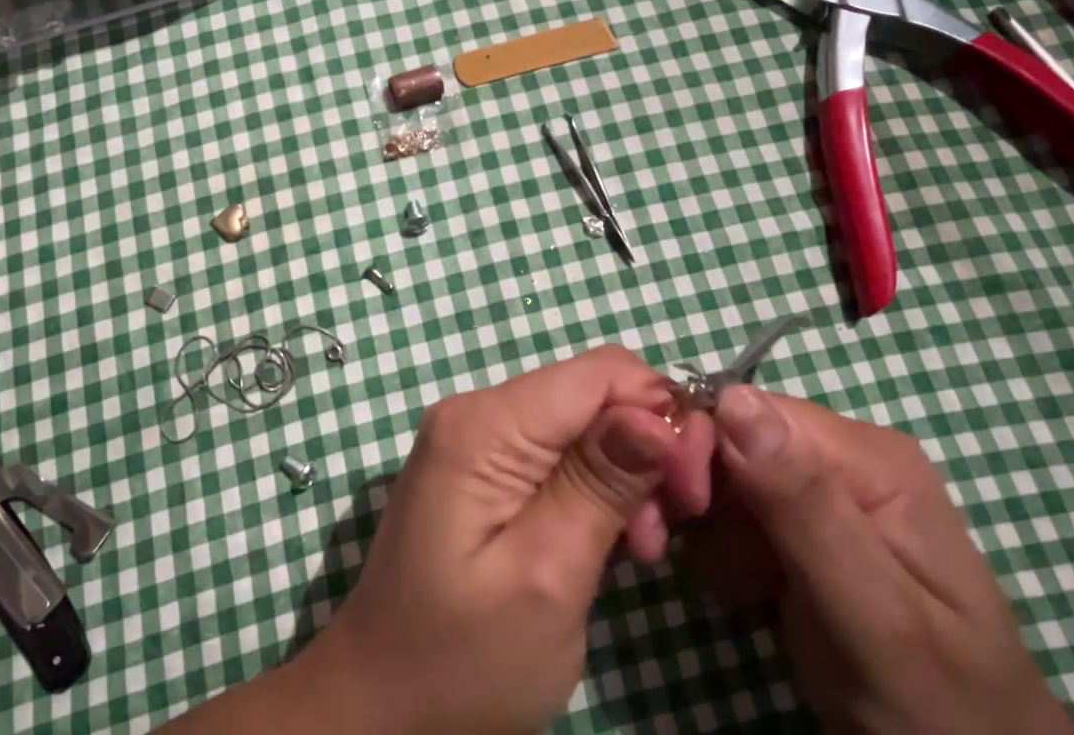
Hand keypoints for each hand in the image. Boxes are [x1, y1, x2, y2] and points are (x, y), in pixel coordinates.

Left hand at [291, 345, 712, 733]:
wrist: (381, 705)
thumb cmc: (462, 659)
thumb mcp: (546, 577)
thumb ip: (600, 485)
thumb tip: (659, 413)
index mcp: (484, 425)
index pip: (601, 371)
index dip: (661, 414)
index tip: (692, 491)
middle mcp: (476, 413)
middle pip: (594, 392)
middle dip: (649, 448)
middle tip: (676, 525)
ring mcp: (475, 441)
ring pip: (584, 423)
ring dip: (629, 476)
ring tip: (642, 549)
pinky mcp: (483, 473)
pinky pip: (560, 454)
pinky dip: (598, 489)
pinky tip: (614, 541)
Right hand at [680, 386, 1073, 734]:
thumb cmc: (933, 703)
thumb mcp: (870, 613)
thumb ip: (804, 506)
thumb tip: (732, 398)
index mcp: (870, 459)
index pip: (745, 410)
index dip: (697, 452)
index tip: (672, 515)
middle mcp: (847, 460)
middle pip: (729, 441)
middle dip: (695, 496)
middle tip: (684, 560)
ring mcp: (829, 497)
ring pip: (724, 480)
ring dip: (705, 532)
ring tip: (731, 592)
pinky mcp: (809, 533)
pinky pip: (738, 516)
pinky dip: (722, 552)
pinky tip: (741, 593)